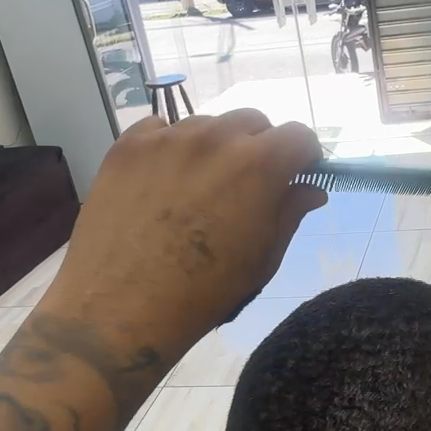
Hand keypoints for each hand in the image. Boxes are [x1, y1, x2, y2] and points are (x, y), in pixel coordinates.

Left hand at [45, 110, 325, 353]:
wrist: (119, 308)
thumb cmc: (203, 292)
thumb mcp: (262, 259)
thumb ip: (290, 213)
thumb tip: (311, 189)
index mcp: (259, 165)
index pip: (299, 135)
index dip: (305, 154)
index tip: (298, 173)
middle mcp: (216, 138)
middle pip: (253, 122)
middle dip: (261, 146)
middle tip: (249, 184)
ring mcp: (168, 137)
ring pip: (207, 124)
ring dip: (215, 146)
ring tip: (200, 186)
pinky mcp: (128, 146)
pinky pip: (160, 129)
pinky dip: (171, 146)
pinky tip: (164, 180)